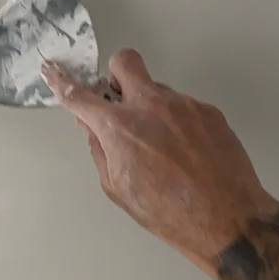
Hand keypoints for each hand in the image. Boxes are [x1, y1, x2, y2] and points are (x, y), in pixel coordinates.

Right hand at [43, 51, 278, 274]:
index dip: (61, 82)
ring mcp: (183, 105)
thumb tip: (93, 128)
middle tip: (118, 99)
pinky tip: (182, 151)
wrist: (224, 217)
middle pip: (125, 62)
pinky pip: (182, 106)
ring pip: (156, 88)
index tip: (53, 71)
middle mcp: (150, 106)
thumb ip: (101, 150)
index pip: (80, 96)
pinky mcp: (208, 112)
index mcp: (119, 128)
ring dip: (149, 107)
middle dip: (116, 75)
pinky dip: (175, 122)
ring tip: (160, 145)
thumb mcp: (116, 186)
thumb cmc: (167, 210)